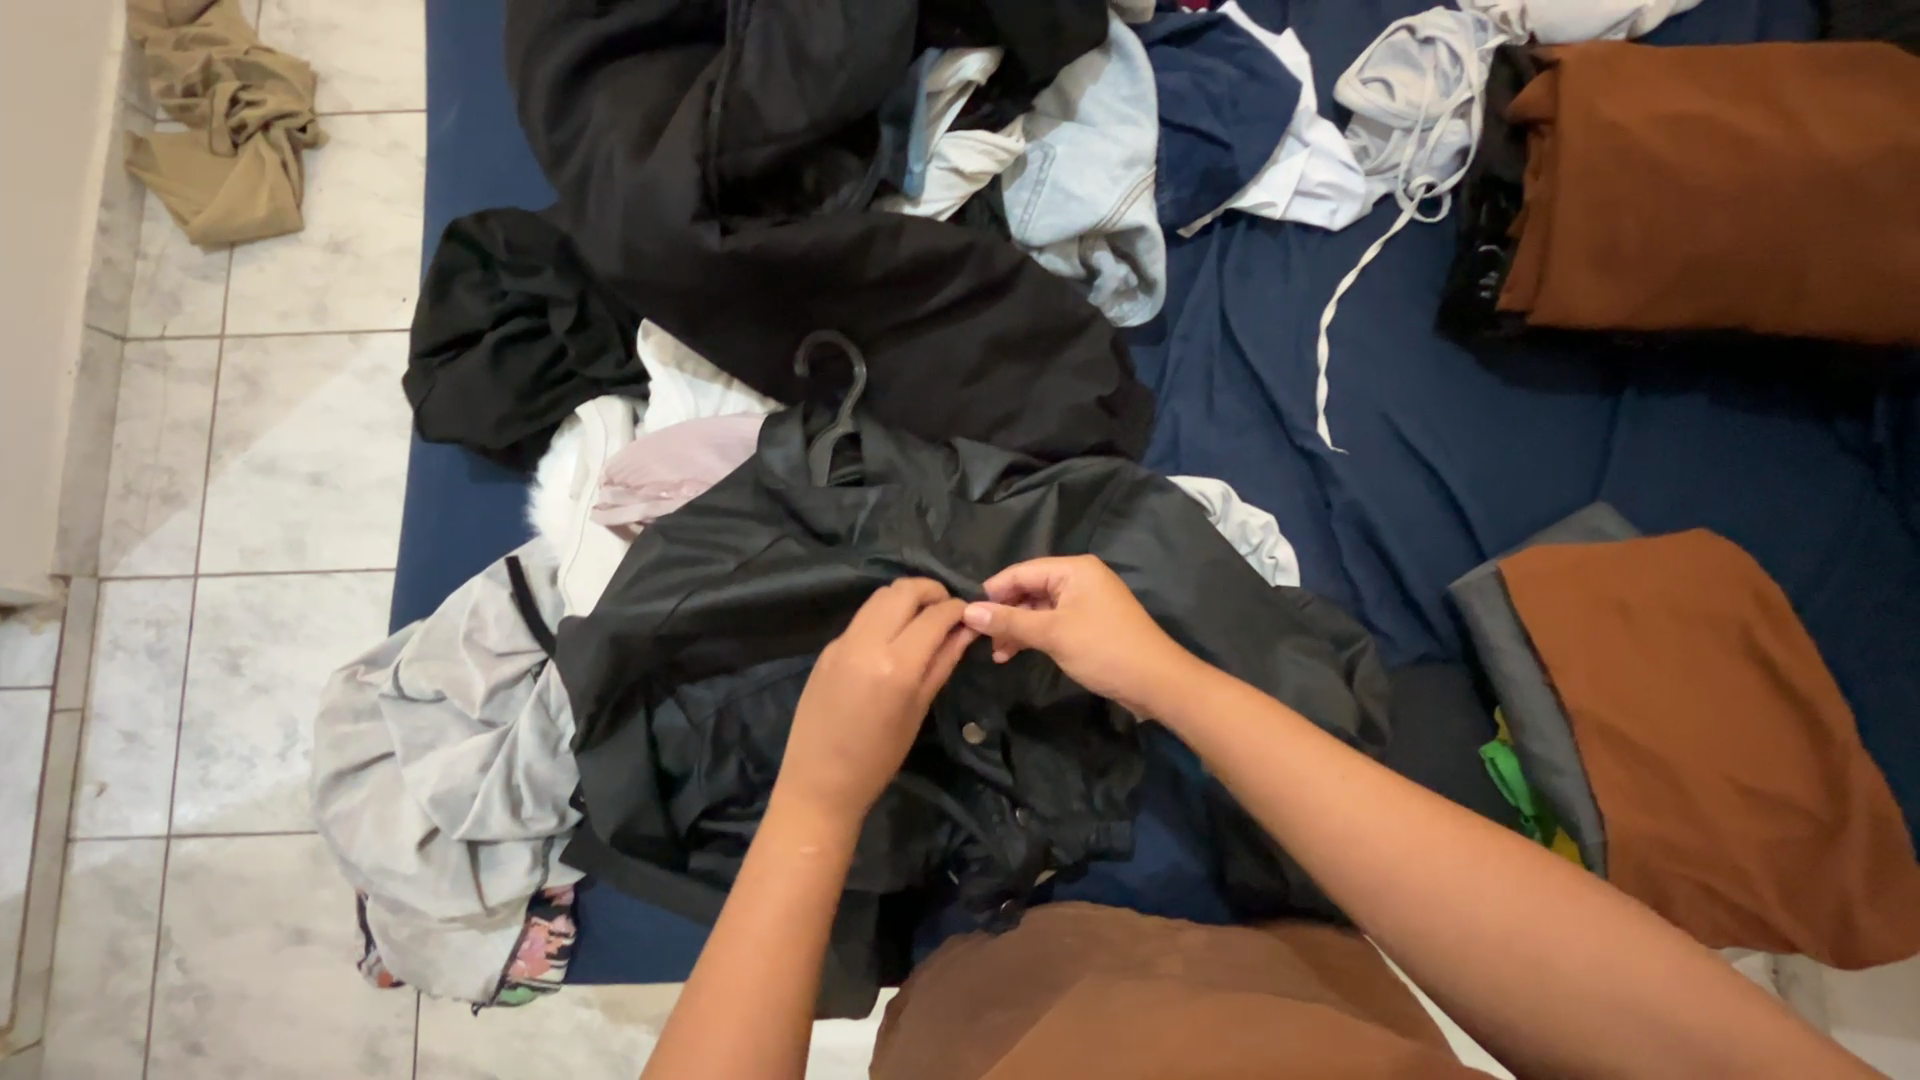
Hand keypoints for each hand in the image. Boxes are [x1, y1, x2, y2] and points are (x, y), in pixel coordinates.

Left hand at [773, 579, 976, 828]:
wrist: (819, 781)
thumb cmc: (879, 757)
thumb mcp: (918, 709)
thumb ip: (943, 662)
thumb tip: (967, 630)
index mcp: (896, 665)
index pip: (935, 615)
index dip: (958, 608)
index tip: (969, 614)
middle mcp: (866, 643)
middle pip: (903, 590)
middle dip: (931, 591)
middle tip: (947, 609)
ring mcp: (842, 642)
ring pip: (880, 596)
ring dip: (906, 598)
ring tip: (923, 618)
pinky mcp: (827, 649)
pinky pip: (862, 618)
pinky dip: (884, 615)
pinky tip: (893, 637)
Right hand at [960, 555, 1199, 716]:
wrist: (1156, 682)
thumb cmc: (1103, 649)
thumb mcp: (1052, 634)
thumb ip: (1009, 620)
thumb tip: (968, 611)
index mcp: (1074, 569)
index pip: (1021, 571)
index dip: (993, 591)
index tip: (967, 614)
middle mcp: (1080, 579)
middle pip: (1030, 588)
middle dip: (1005, 613)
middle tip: (979, 638)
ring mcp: (1086, 602)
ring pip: (1039, 608)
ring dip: (1017, 628)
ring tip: (997, 654)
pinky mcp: (1089, 624)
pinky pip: (1052, 623)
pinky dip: (1034, 636)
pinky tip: (1015, 654)